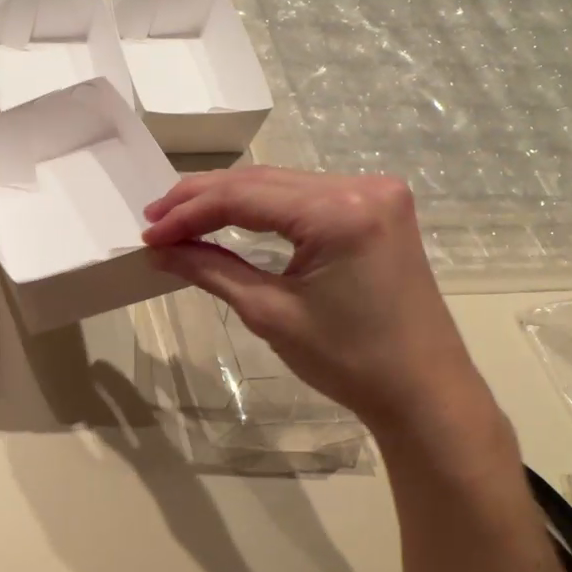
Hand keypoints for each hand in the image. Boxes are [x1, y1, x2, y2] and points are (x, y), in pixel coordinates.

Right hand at [140, 167, 487, 431]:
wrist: (423, 390)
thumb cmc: (347, 359)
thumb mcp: (268, 312)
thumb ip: (210, 270)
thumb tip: (159, 251)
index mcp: (339, 211)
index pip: (243, 197)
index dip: (188, 214)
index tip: (148, 235)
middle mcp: (361, 187)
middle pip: (260, 180)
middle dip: (201, 199)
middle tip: (153, 219)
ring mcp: (373, 194)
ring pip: (279, 185)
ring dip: (227, 200)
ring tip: (178, 219)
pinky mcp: (376, 210)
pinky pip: (302, 198)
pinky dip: (259, 208)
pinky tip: (227, 218)